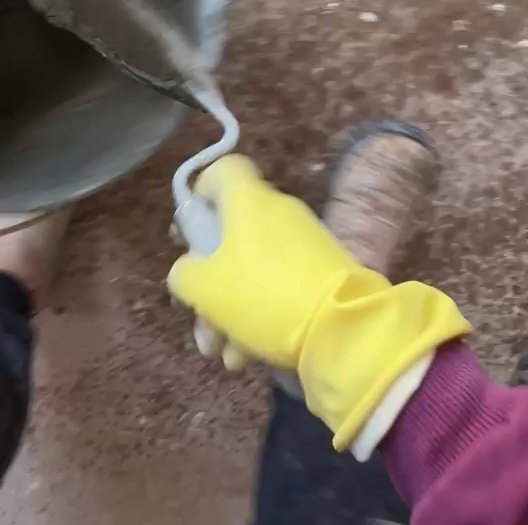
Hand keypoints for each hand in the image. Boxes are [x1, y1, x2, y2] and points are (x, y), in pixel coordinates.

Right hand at [167, 156, 469, 450]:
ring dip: (229, 310)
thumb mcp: (205, 287)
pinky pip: (278, 287)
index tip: (188, 232)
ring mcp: (301, 244)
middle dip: (208, 280)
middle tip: (198, 315)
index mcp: (248, 199)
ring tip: (220, 354)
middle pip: (230, 232)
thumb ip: (185, 273)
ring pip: (251, 268)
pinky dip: (259, 317)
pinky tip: (247, 357)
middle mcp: (276, 212)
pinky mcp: (320, 274)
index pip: (222, 170)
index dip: (200, 193)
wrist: (342, 328)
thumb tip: (189, 270)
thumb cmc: (262, 294)